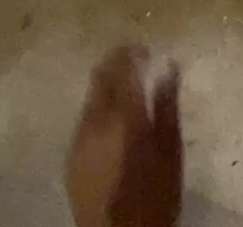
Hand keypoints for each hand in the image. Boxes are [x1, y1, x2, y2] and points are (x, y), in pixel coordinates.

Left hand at [66, 46, 181, 226]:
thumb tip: (169, 65)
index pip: (123, 67)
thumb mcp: (171, 148)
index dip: (134, 52)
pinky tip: (114, 115)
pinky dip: (99, 105)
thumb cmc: (156, 194)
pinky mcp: (70, 155)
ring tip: (129, 86)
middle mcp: (95, 122)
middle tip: (139, 59)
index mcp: (123, 117)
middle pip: (100, 76)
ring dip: (108, 83)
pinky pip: (84, 117)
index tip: (149, 48)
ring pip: (90, 95)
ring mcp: (78, 139)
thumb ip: (168, 103)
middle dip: (117, 61)